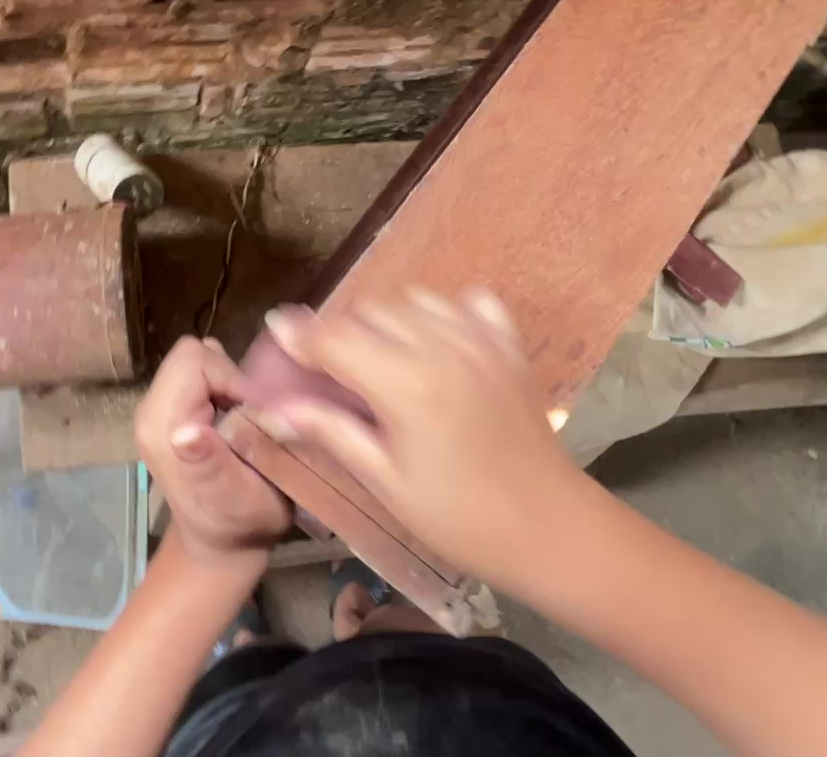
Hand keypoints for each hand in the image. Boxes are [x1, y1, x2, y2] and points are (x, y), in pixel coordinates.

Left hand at [134, 337, 292, 561]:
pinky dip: (222, 385)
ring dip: (227, 381)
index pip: (194, 360)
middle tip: (249, 415)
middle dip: (229, 376)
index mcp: (161, 426)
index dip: (231, 377)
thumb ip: (209, 462)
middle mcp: (151, 410)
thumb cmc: (240, 522)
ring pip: (197, 358)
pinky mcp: (171, 409)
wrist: (223, 543)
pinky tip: (233, 417)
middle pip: (192, 353)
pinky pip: (200, 372)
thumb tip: (185, 434)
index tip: (252, 412)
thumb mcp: (233, 497)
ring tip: (241, 418)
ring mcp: (158, 408)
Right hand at [260, 288, 587, 586]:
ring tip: (380, 356)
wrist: (550, 528)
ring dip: (387, 319)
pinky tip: (435, 341)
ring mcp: (481, 340)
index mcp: (407, 385)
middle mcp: (442, 347)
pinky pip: (467, 302)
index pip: (337, 340)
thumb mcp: (386, 482)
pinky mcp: (508, 345)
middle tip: (330, 365)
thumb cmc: (460, 518)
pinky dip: (442, 311)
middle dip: (342, 331)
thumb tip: (278, 409)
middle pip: (372, 312)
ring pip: (414, 300)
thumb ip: (332, 432)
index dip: (301, 334)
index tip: (276, 329)